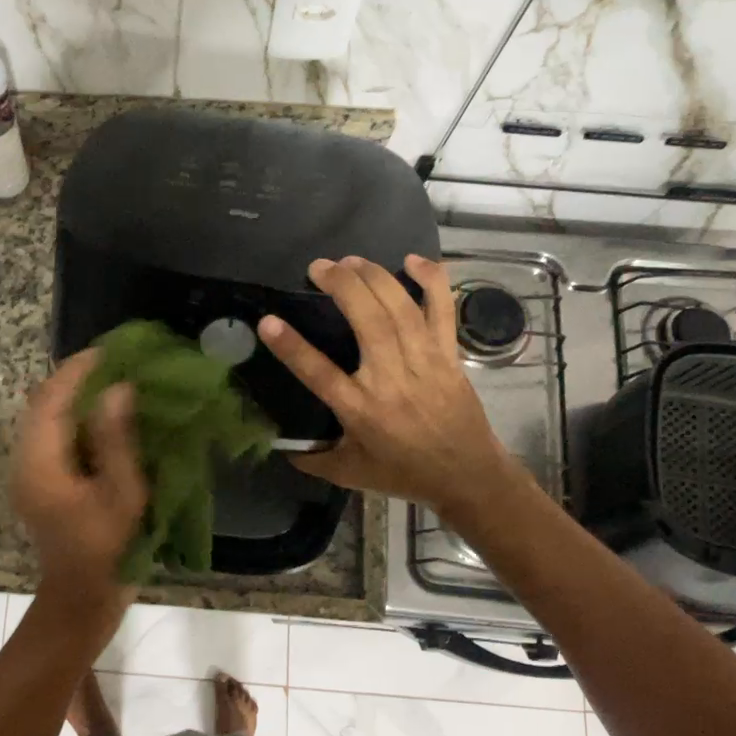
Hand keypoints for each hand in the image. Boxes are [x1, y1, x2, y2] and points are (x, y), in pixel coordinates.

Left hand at [10, 350, 149, 602]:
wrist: (81, 601)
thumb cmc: (106, 552)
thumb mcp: (121, 495)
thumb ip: (117, 440)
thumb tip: (118, 388)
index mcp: (39, 464)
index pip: (51, 400)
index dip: (78, 370)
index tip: (112, 350)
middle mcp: (26, 462)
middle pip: (44, 404)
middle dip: (79, 379)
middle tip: (120, 363)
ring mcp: (31, 473)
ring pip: (48, 420)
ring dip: (79, 398)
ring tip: (118, 382)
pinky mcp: (42, 483)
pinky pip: (56, 438)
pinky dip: (79, 421)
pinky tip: (109, 417)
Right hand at [257, 254, 521, 517]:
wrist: (467, 476)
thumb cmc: (403, 474)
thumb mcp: (349, 472)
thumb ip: (312, 458)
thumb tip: (281, 444)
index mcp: (361, 411)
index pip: (320, 374)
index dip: (292, 347)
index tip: (268, 322)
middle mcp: (392, 381)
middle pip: (368, 323)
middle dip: (343, 287)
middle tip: (319, 267)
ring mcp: (424, 364)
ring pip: (400, 309)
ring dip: (374, 277)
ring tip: (350, 260)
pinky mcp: (448, 355)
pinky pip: (441, 310)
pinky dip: (431, 280)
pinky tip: (412, 260)